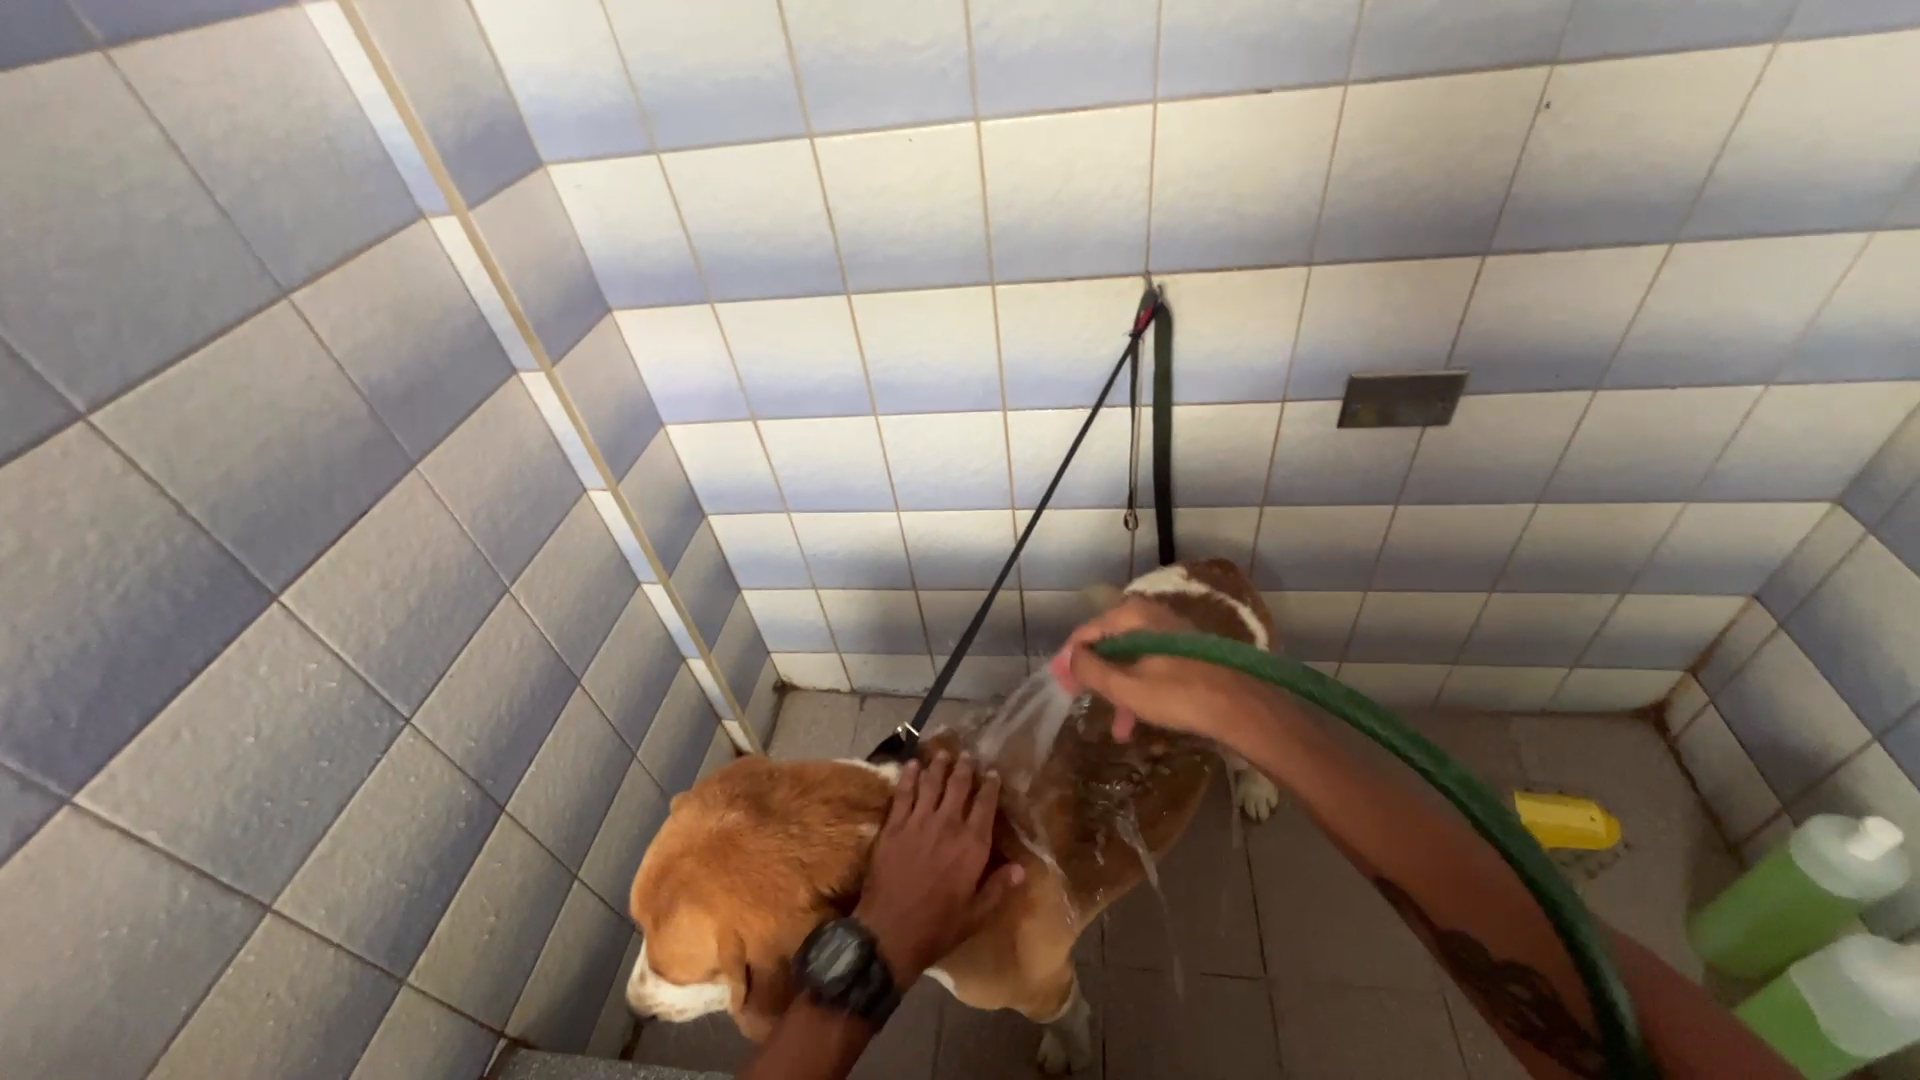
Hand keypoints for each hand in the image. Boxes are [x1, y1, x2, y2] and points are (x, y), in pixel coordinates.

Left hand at [855, 753, 1023, 980]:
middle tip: (968, 754)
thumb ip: (999, 888)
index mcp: (972, 846)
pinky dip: (909, 776)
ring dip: (938, 766)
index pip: (985, 805)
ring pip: (931, 784)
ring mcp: (918, 822)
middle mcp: (948, 825)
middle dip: (965, 768)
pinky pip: (903, 794)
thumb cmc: (938, 927)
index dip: (990, 786)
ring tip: (943, 753)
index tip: (993, 772)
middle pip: (958, 787)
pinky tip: (911, 765)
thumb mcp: (976, 915)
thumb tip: (1022, 869)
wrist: (889, 932)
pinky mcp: (894, 826)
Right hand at [1058, 596, 1285, 743]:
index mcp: (1134, 616)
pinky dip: (1140, 688)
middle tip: (1081, 700)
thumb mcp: (1126, 687)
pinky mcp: (1188, 652)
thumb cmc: (1179, 695)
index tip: (1059, 682)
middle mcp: (1152, 616)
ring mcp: (1172, 633)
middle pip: (1110, 643)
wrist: (1241, 707)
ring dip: (1119, 690)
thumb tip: (1070, 659)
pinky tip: (1139, 718)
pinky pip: (1151, 666)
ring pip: (1131, 659)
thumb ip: (1091, 670)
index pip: (1086, 631)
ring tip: (1117, 726)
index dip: (1069, 657)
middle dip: (1095, 676)